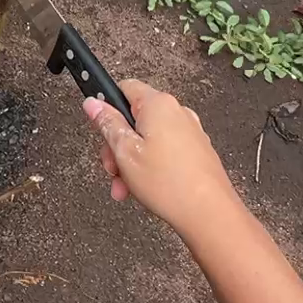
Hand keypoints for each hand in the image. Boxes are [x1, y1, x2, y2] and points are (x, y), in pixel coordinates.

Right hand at [83, 80, 243, 241]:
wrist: (209, 214)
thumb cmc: (170, 183)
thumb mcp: (124, 151)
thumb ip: (107, 123)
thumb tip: (93, 103)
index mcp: (158, 105)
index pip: (125, 88)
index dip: (107, 107)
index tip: (100, 129)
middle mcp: (177, 112)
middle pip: (134, 118)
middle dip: (118, 144)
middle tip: (113, 168)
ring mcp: (189, 132)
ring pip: (147, 138)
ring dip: (131, 160)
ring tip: (126, 187)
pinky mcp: (196, 151)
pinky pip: (164, 151)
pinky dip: (150, 166)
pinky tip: (144, 189)